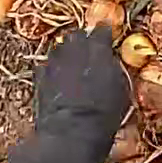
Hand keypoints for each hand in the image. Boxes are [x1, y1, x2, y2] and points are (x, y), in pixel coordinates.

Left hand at [33, 26, 129, 140]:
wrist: (71, 133)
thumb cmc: (104, 113)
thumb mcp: (122, 88)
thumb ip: (115, 68)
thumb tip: (112, 63)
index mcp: (99, 48)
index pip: (102, 30)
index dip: (105, 32)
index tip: (108, 34)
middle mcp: (75, 49)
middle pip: (77, 35)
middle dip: (82, 39)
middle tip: (88, 48)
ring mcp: (55, 62)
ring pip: (58, 47)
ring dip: (65, 51)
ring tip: (71, 61)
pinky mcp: (39, 78)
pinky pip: (45, 65)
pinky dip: (51, 68)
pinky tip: (56, 76)